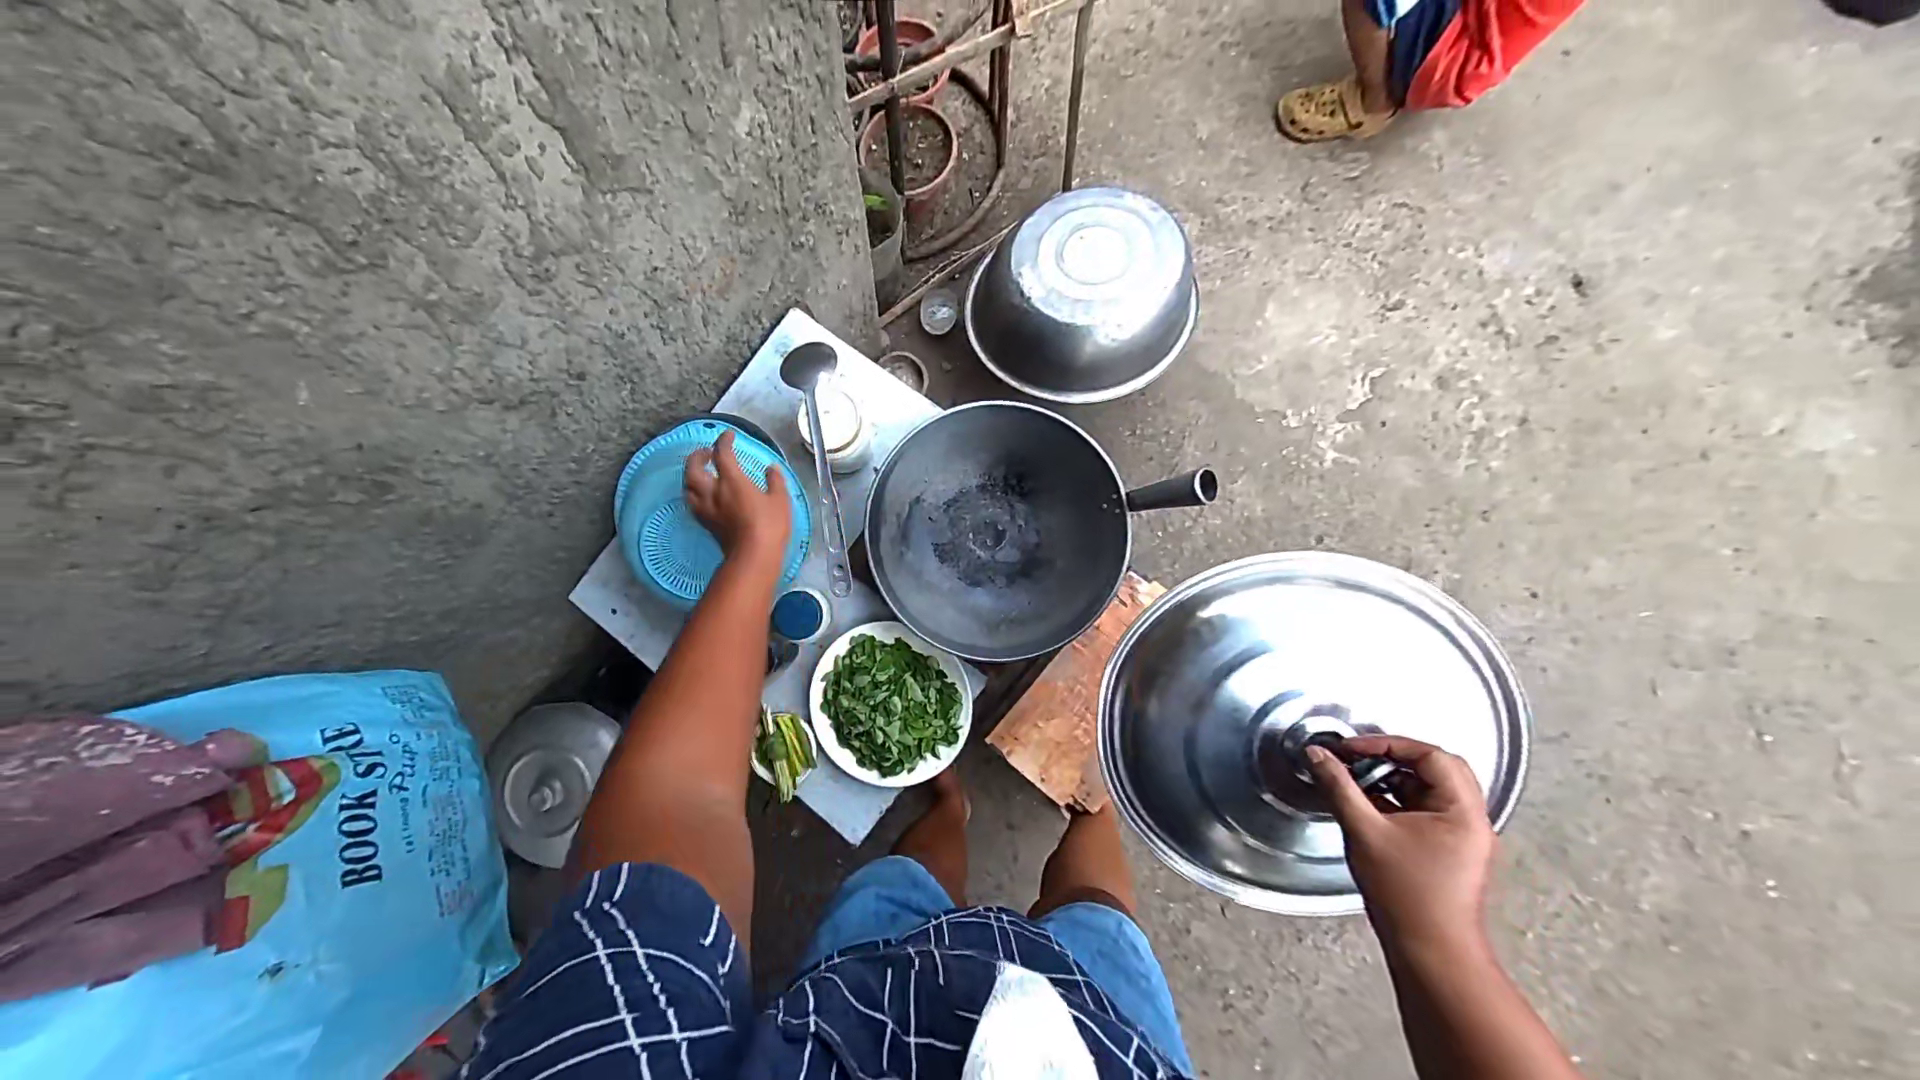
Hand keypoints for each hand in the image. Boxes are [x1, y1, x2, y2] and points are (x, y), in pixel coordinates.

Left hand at [684, 431, 790, 565]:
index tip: (729, 436)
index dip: (724, 440)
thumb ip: (775, 481)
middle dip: (698, 456)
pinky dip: (694, 493)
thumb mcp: (780, 500)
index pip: (722, 453)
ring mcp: (706, 508)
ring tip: (700, 472)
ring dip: (691, 474)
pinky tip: (701, 495)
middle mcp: (713, 491)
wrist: (753, 556)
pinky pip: (692, 502)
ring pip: (688, 485)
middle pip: (693, 467)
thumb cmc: (769, 526)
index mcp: (732, 480)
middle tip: (707, 453)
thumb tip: (771, 469)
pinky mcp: (705, 523)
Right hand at [1307, 735, 1494, 958]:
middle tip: (1359, 756)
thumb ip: (1338, 786)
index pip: (1430, 754)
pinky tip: (1368, 806)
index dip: (1386, 744)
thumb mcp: (1363, 830)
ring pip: (1430, 788)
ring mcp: (1462, 837)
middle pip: (1435, 767)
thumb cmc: (1409, 899)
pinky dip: (1396, 798)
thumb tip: (1320, 756)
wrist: (1431, 951)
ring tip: (1359, 781)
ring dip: (1393, 778)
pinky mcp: (1449, 850)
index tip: (1352, 748)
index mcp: (1462, 812)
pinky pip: (1424, 808)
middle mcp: (1470, 821)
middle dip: (1391, 756)